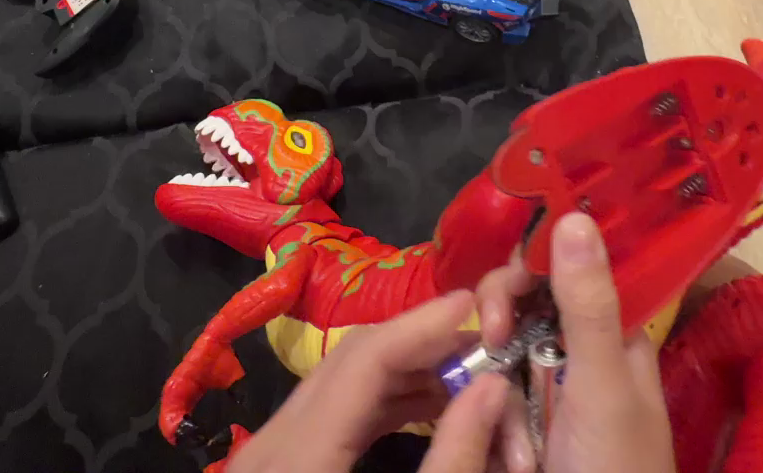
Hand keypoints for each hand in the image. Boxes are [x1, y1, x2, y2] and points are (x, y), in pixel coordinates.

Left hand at [226, 290, 510, 472]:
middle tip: (483, 334)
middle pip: (350, 361)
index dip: (422, 326)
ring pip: (343, 380)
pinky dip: (386, 397)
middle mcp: (272, 448)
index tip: (475, 305)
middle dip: (421, 340)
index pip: (363, 363)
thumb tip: (491, 386)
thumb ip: (452, 462)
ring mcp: (271, 456)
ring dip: (407, 367)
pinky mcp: (283, 466)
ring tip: (467, 368)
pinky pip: (337, 410)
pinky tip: (427, 403)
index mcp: (295, 464)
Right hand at [476, 212, 675, 472]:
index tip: (513, 273)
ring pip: (498, 347)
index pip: (569, 263)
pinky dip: (492, 427)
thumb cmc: (614, 469)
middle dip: (502, 317)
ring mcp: (544, 386)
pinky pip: (486, 397)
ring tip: (519, 442)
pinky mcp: (517, 422)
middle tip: (493, 340)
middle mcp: (576, 347)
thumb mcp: (604, 386)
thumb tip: (574, 211)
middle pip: (524, 297)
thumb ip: (588, 304)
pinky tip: (508, 458)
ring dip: (497, 392)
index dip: (537, 256)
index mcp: (612, 329)